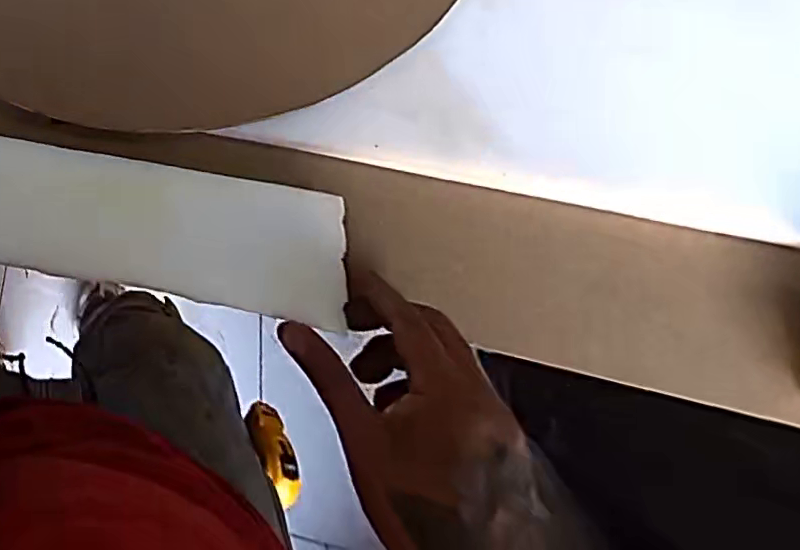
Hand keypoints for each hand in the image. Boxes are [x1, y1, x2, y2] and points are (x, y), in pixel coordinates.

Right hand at [279, 267, 580, 549]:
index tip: (354, 279)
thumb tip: (297, 334)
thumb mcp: (359, 436)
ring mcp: (499, 424)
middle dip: (390, 320)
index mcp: (450, 393)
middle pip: (436, 331)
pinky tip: (399, 408)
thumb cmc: (424, 518)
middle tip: (353, 321)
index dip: (376, 294)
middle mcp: (484, 402)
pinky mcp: (502, 445)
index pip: (409, 319)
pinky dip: (428, 382)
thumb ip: (327, 375)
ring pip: (452, 360)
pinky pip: (463, 389)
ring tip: (369, 375)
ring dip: (406, 353)